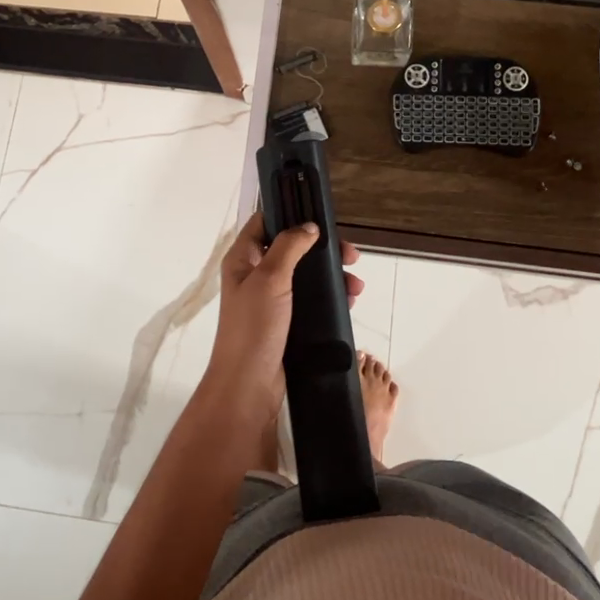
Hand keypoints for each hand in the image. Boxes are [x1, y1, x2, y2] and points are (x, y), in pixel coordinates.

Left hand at [207, 213, 361, 412]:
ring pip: (305, 275)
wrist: (249, 385)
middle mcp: (255, 275)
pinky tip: (349, 301)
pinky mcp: (285, 321)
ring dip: (331, 275)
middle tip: (351, 256)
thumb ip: (290, 247)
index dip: (290, 214)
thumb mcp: (270, 279)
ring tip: (356, 284)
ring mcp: (270, 300)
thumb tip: (310, 226)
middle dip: (322, 249)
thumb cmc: (254, 326)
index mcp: (243, 259)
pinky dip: (330, 297)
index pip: (265, 222)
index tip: (321, 216)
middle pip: (292, 248)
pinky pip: (311, 300)